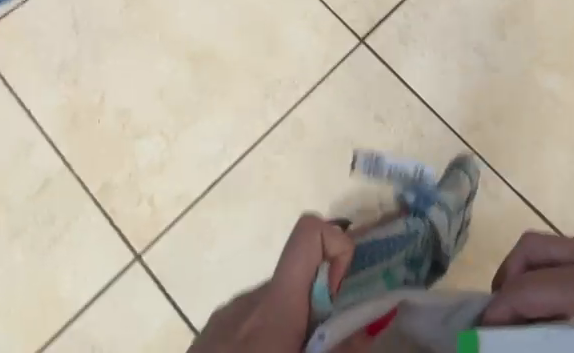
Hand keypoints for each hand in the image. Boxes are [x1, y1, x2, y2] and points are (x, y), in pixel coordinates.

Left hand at [190, 214, 355, 352]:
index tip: (345, 298)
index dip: (338, 248)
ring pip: (275, 305)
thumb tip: (368, 330)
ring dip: (293, 329)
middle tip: (326, 350)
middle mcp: (247, 301)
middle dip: (322, 308)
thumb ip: (341, 350)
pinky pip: (249, 325)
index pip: (309, 232)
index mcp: (274, 306)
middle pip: (298, 278)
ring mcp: (223, 320)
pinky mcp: (205, 340)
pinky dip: (266, 342)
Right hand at [480, 232, 573, 352]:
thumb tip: (520, 346)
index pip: (524, 288)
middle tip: (498, 322)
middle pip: (533, 250)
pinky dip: (558, 281)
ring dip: (533, 279)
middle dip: (507, 281)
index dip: (495, 313)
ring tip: (527, 323)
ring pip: (555, 251)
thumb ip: (555, 349)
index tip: (477, 337)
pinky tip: (564, 320)